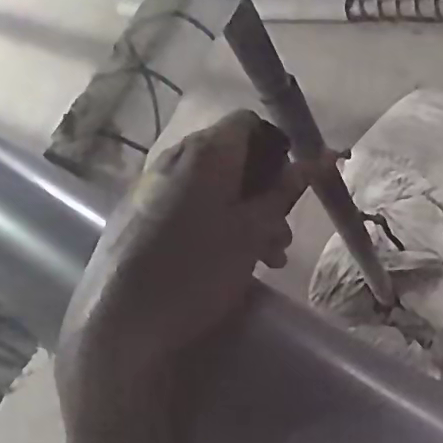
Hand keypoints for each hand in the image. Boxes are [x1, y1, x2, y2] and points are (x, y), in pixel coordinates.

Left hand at [57, 110, 310, 389]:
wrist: (121, 319)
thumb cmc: (199, 268)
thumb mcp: (254, 230)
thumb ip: (286, 190)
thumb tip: (320, 155)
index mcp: (205, 152)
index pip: (249, 123)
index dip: (278, 149)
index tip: (293, 187)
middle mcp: (175, 158)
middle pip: (233, 156)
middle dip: (266, 190)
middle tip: (283, 231)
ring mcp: (153, 187)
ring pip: (215, 186)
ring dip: (247, 214)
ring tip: (267, 257)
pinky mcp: (140, 216)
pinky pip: (190, 206)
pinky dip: (218, 224)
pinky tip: (230, 262)